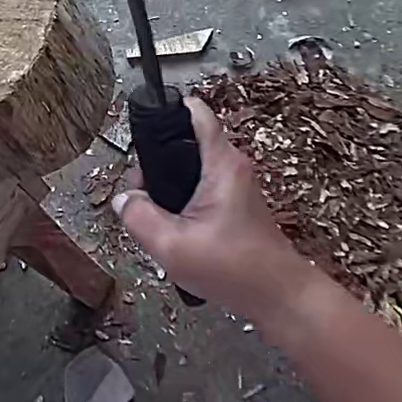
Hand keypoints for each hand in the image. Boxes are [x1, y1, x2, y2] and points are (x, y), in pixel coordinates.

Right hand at [113, 97, 315, 318]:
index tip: (145, 121)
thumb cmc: (233, 268)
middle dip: (159, 162)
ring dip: (171, 185)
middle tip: (141, 192)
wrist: (275, 292)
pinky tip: (174, 226)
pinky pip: (204, 186)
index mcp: (222, 164)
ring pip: (194, 168)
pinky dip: (185, 198)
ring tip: (154, 214)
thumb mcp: (171, 246)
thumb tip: (125, 200)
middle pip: (188, 142)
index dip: (171, 108)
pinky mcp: (237, 202)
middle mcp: (233, 166)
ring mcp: (238, 184)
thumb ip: (140, 217)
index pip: (198, 114)